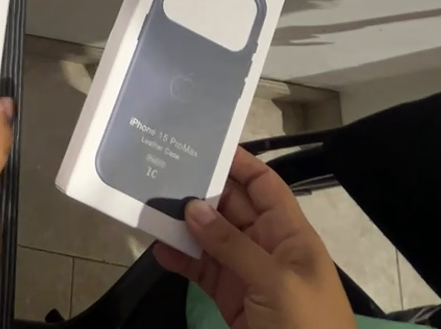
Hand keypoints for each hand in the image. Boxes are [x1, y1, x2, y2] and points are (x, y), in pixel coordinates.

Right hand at [152, 148, 355, 328]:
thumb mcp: (277, 284)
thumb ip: (232, 244)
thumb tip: (191, 207)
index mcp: (290, 235)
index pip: (264, 185)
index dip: (239, 162)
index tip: (203, 142)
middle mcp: (266, 247)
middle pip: (230, 206)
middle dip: (199, 188)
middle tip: (161, 167)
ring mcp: (246, 273)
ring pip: (209, 235)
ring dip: (182, 222)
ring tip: (150, 203)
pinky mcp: (229, 298)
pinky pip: (200, 267)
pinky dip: (179, 257)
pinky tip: (158, 248)